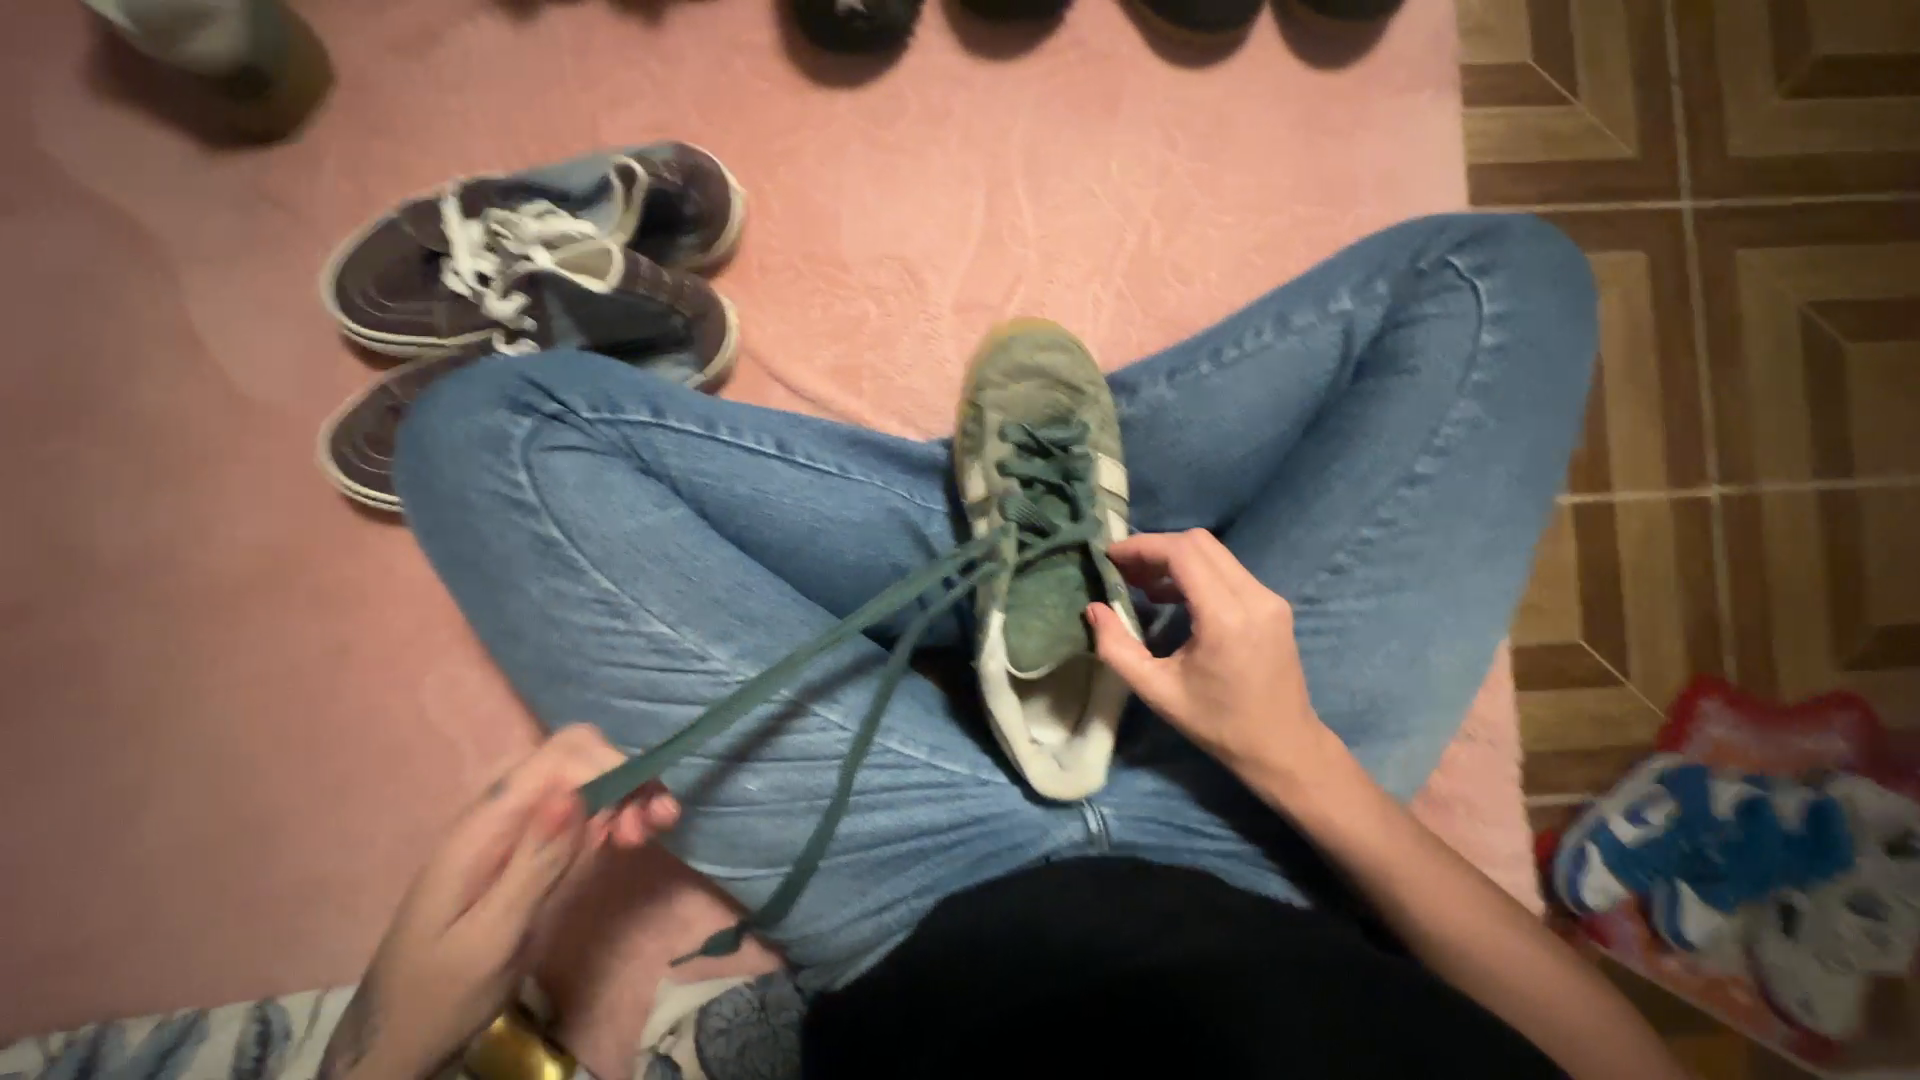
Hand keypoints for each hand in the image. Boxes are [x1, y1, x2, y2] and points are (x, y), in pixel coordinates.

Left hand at [318, 725, 677, 1079]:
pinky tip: (631, 837)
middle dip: (627, 776)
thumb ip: (533, 865)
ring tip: (654, 830)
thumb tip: (572, 794)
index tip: (638, 818)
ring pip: (586, 780)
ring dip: (629, 793)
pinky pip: (581, 812)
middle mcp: (504, 814)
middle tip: (656, 825)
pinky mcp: (532, 851)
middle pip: (577, 757)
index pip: (558, 758)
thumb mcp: (488, 939)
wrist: (398, 1038)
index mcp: (484, 826)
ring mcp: (518, 831)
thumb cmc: (438, 994)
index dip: (610, 770)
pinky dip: (616, 814)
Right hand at [1086, 530, 1342, 788]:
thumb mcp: (1156, 690)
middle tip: (1123, 572)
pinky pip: (1228, 571)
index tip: (1110, 558)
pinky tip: (1171, 596)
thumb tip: (1093, 609)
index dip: (1142, 547)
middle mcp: (1254, 597)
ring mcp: (1269, 599)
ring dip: (1174, 559)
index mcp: (1226, 618)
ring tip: (1141, 584)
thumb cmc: (1217, 724)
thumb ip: (1116, 648)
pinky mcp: (1273, 605)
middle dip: (1155, 549)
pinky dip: (1195, 572)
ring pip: (1215, 553)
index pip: (1183, 553)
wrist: (1282, 746)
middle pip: (1199, 543)